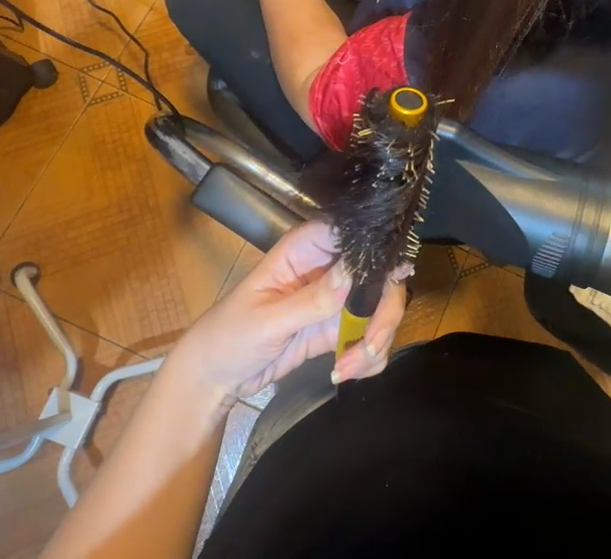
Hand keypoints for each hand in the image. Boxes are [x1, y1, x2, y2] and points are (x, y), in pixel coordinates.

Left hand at [164, 221, 405, 410]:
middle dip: (383, 313)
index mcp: (306, 249)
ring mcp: (337, 298)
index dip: (378, 249)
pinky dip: (369, 358)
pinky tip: (347, 372)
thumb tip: (355, 272)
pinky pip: (371, 337)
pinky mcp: (339, 328)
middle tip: (371, 345)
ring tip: (348, 368)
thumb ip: (313, 299)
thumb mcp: (268, 320)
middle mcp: (328, 267)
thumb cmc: (229, 336)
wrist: (215, 378)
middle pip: (379, 274)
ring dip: (375, 341)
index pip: (352, 233)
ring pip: (381, 307)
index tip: (395, 276)